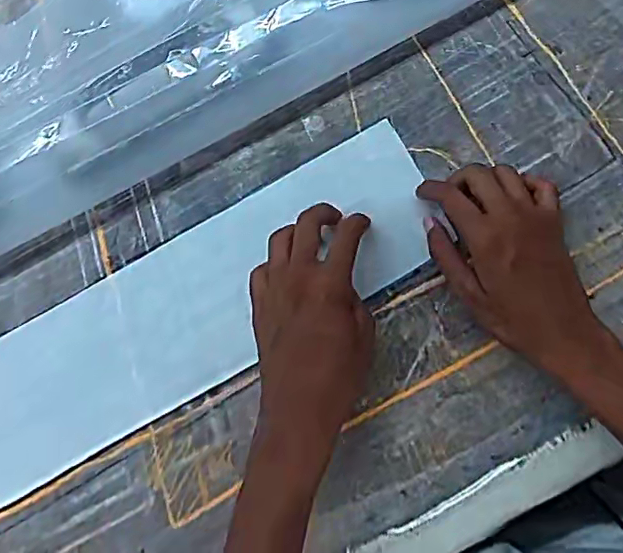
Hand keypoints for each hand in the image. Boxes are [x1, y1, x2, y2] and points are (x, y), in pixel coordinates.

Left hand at [249, 203, 374, 458]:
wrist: (296, 409)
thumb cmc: (337, 378)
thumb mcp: (364, 337)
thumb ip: (356, 302)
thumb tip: (344, 288)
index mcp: (329, 283)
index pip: (345, 237)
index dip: (356, 224)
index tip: (362, 223)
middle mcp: (298, 276)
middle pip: (306, 224)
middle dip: (324, 214)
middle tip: (335, 219)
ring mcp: (273, 287)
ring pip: (280, 239)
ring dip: (297, 232)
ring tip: (309, 239)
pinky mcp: (258, 303)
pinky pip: (262, 269)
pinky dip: (275, 263)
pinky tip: (285, 272)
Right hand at [422, 167, 622, 552]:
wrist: (582, 348)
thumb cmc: (525, 335)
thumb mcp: (477, 307)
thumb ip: (452, 264)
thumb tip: (437, 228)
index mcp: (491, 241)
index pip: (454, 196)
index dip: (434, 187)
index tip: (423, 192)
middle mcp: (517, 223)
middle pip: (480, 173)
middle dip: (457, 172)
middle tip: (446, 187)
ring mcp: (544, 223)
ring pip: (510, 174)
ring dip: (488, 173)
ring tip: (476, 190)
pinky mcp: (562, 230)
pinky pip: (546, 189)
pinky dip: (529, 182)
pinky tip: (520, 195)